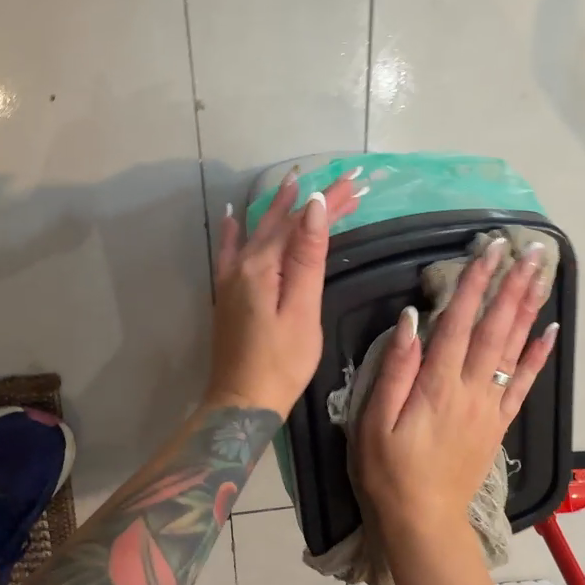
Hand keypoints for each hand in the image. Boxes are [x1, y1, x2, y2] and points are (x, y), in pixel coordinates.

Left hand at [205, 170, 365, 416]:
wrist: (241, 402)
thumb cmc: (282, 362)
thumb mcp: (302, 310)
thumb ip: (307, 257)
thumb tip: (314, 207)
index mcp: (263, 267)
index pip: (301, 223)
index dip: (329, 202)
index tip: (356, 182)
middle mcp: (243, 265)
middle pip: (281, 223)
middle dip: (313, 202)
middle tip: (345, 182)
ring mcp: (231, 279)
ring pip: (260, 232)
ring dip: (282, 209)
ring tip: (296, 183)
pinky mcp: (227, 294)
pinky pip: (230, 251)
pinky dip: (236, 231)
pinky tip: (235, 217)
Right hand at [357, 237, 558, 540]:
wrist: (423, 522)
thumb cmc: (387, 471)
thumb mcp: (374, 421)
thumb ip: (395, 369)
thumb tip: (410, 318)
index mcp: (438, 385)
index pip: (458, 322)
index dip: (474, 282)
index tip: (490, 249)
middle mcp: (472, 388)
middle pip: (495, 327)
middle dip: (512, 284)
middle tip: (531, 248)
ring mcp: (490, 406)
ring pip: (513, 347)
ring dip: (528, 307)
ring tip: (542, 273)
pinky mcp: (499, 423)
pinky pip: (524, 383)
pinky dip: (538, 354)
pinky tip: (549, 329)